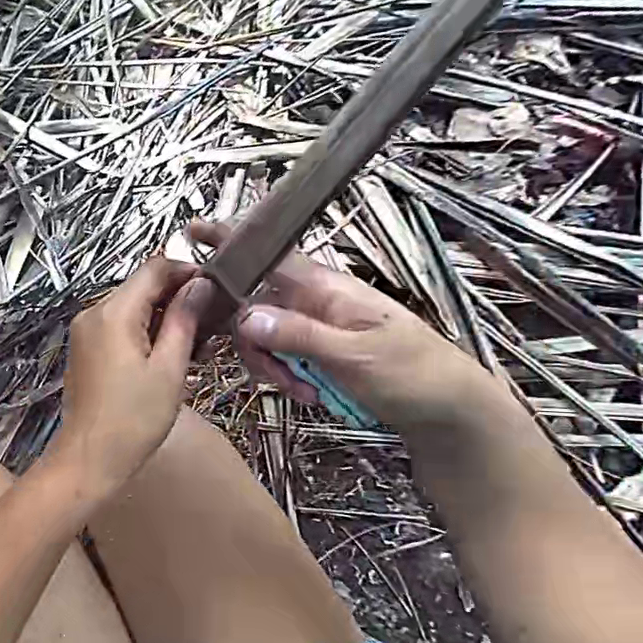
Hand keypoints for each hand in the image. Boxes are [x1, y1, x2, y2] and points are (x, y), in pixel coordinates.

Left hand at [52, 256, 209, 485]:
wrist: (90, 459)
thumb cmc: (133, 419)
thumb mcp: (170, 368)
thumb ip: (184, 320)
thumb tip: (200, 286)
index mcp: (112, 312)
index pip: (154, 268)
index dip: (187, 271)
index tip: (216, 288)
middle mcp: (92, 314)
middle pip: (141, 287)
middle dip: (177, 298)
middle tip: (212, 321)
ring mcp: (85, 332)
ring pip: (131, 308)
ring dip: (163, 318)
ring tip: (198, 344)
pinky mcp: (86, 350)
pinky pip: (119, 328)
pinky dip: (145, 333)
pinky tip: (170, 356)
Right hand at [188, 220, 506, 433]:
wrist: (449, 410)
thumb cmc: (414, 373)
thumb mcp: (355, 355)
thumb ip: (298, 335)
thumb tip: (244, 317)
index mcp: (324, 288)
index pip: (270, 254)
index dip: (232, 240)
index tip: (193, 232)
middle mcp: (312, 301)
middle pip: (253, 308)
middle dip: (255, 344)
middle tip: (279, 377)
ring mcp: (313, 326)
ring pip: (262, 336)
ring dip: (273, 367)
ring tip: (305, 390)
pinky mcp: (315, 351)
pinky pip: (280, 356)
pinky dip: (287, 377)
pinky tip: (311, 393)